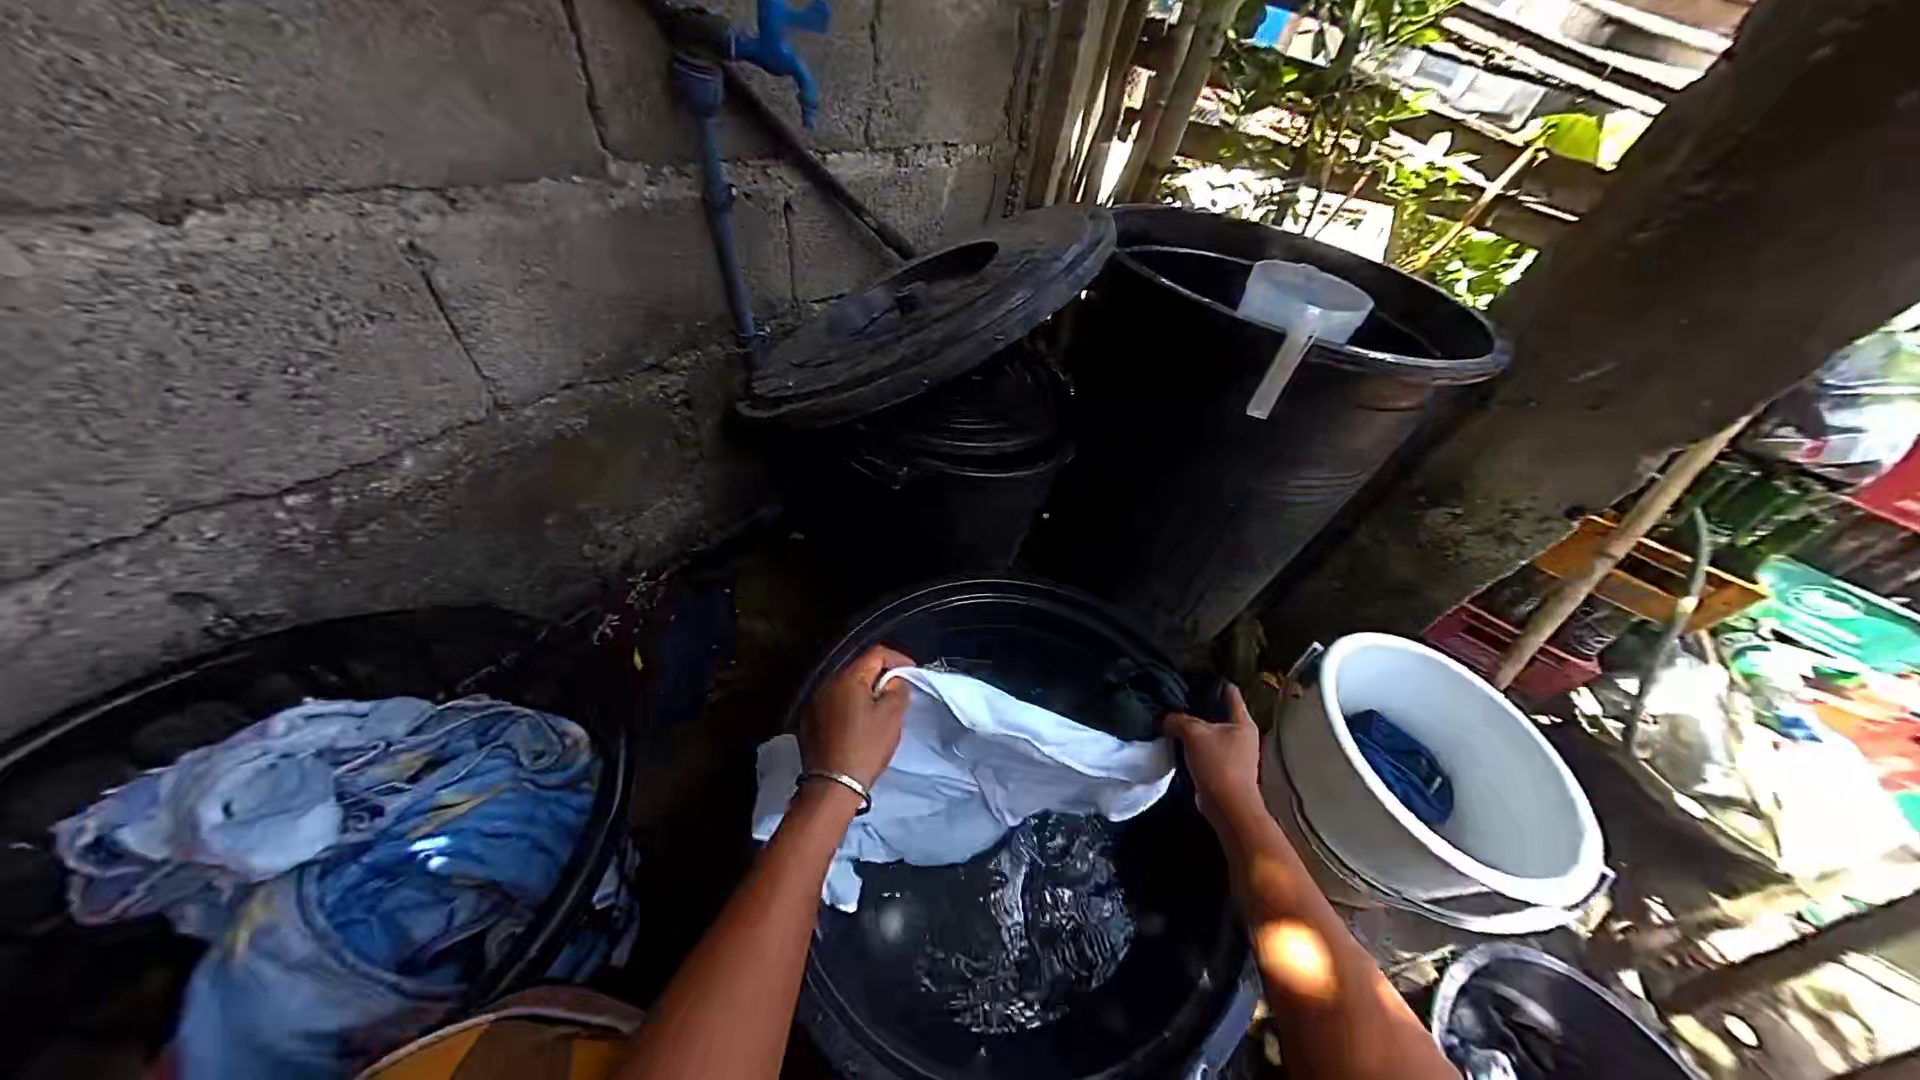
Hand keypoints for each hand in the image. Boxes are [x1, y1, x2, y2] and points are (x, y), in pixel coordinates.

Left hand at [802, 644, 915, 788]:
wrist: (832, 786)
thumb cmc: (866, 747)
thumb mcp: (892, 716)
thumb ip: (898, 689)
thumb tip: (895, 680)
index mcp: (847, 678)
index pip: (876, 654)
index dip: (898, 659)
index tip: (912, 673)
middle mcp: (826, 684)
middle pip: (859, 669)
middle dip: (881, 676)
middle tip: (898, 691)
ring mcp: (815, 702)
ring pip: (846, 687)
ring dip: (864, 692)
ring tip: (880, 709)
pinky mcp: (809, 721)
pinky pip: (834, 703)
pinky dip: (849, 707)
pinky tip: (858, 724)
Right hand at [1164, 683, 1261, 821]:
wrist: (1227, 807)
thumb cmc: (1218, 764)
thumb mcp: (1193, 733)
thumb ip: (1176, 719)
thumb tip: (1163, 718)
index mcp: (1243, 722)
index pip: (1230, 693)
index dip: (1213, 683)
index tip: (1194, 677)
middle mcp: (1242, 735)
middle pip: (1218, 712)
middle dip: (1199, 705)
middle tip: (1176, 697)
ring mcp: (1234, 752)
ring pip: (1210, 731)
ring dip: (1194, 727)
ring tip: (1172, 717)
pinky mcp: (1223, 767)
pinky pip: (1206, 748)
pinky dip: (1193, 744)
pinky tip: (1176, 740)